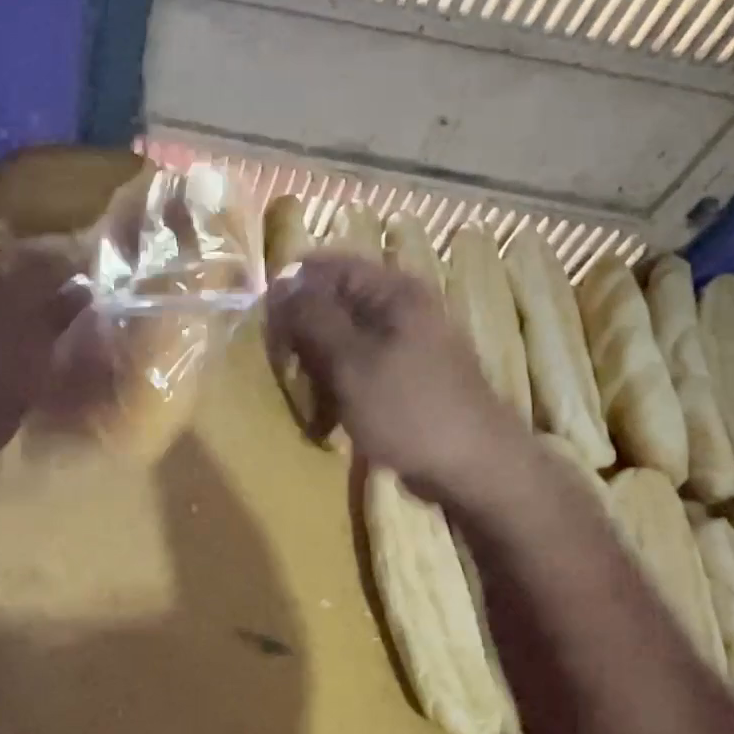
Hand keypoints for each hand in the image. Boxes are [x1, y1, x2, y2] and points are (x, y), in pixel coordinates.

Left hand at [0, 249, 89, 482]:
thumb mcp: (31, 378)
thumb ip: (56, 326)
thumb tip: (79, 290)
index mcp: (10, 282)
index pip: (55, 257)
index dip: (71, 273)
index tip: (81, 293)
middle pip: (12, 263)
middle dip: (31, 284)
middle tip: (42, 315)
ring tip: (3, 330)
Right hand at [266, 255, 528, 502]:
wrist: (470, 467)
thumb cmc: (408, 410)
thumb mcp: (351, 362)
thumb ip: (312, 319)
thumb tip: (280, 284)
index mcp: (393, 292)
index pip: (328, 266)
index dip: (291, 287)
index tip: (263, 322)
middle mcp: (400, 310)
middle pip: (333, 304)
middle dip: (300, 333)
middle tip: (280, 367)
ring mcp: (403, 346)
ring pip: (340, 342)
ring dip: (314, 367)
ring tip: (301, 397)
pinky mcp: (402, 380)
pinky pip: (355, 372)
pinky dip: (334, 389)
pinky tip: (323, 418)